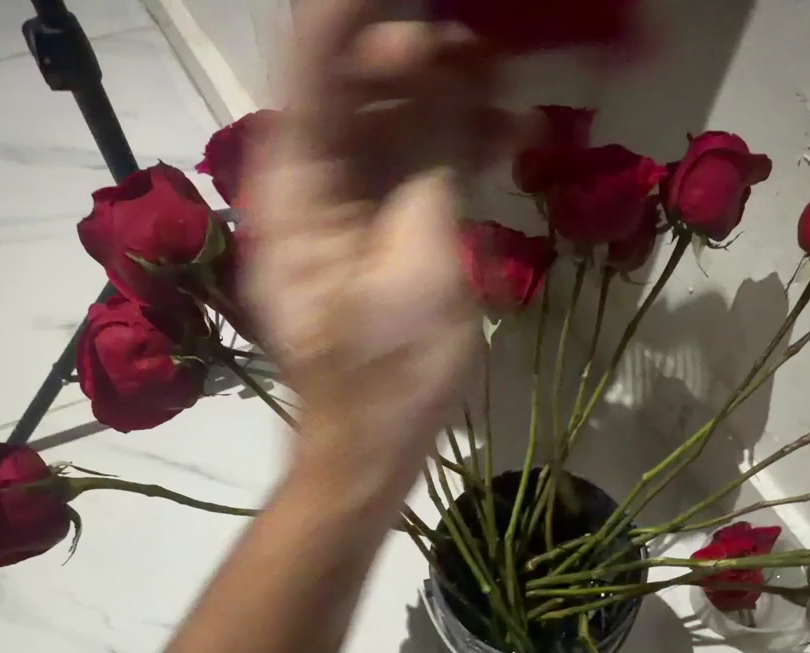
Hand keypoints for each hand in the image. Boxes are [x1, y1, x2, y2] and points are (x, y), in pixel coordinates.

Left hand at [245, 0, 511, 501]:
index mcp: (297, 183)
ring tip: (512, 97)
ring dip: (445, 100)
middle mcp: (305, 180)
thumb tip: (442, 70)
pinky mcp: (367, 232)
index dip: (367, 12)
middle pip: (354, 83)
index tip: (434, 1)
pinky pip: (401, 167)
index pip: (316, 57)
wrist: (369, 450)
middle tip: (492, 53)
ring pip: (384, 121)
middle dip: (423, 54)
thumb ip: (428, 159)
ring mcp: (335, 206)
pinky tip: (500, 139)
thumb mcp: (420, 265)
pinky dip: (445, 149)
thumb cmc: (391, 375)